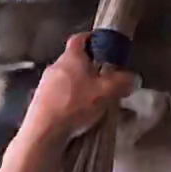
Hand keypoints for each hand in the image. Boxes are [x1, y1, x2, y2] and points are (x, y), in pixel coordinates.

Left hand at [22, 34, 136, 148]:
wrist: (43, 134)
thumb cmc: (75, 105)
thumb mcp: (106, 92)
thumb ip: (122, 82)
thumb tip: (132, 78)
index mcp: (71, 57)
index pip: (79, 37)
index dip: (91, 38)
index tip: (102, 45)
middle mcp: (55, 65)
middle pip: (73, 59)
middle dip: (88, 66)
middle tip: (102, 76)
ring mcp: (44, 83)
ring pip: (65, 77)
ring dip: (77, 83)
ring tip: (90, 97)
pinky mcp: (38, 100)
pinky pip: (57, 92)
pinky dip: (67, 97)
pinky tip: (76, 111)